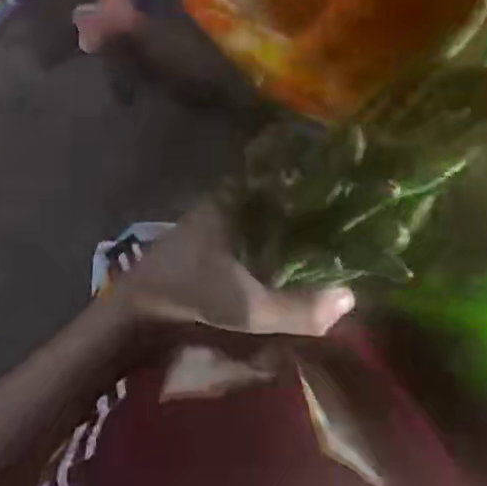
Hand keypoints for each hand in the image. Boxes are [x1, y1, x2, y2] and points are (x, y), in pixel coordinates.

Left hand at [112, 202, 355, 336]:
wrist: (137, 308)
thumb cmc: (190, 292)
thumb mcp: (247, 306)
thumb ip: (298, 308)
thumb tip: (350, 298)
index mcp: (231, 201)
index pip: (277, 177)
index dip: (308, 179)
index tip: (341, 187)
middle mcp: (224, 202)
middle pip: (272, 196)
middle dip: (303, 206)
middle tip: (343, 217)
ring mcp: (214, 221)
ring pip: (261, 215)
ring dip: (287, 225)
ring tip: (327, 237)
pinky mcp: (209, 243)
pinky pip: (250, 234)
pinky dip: (270, 242)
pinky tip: (292, 260)